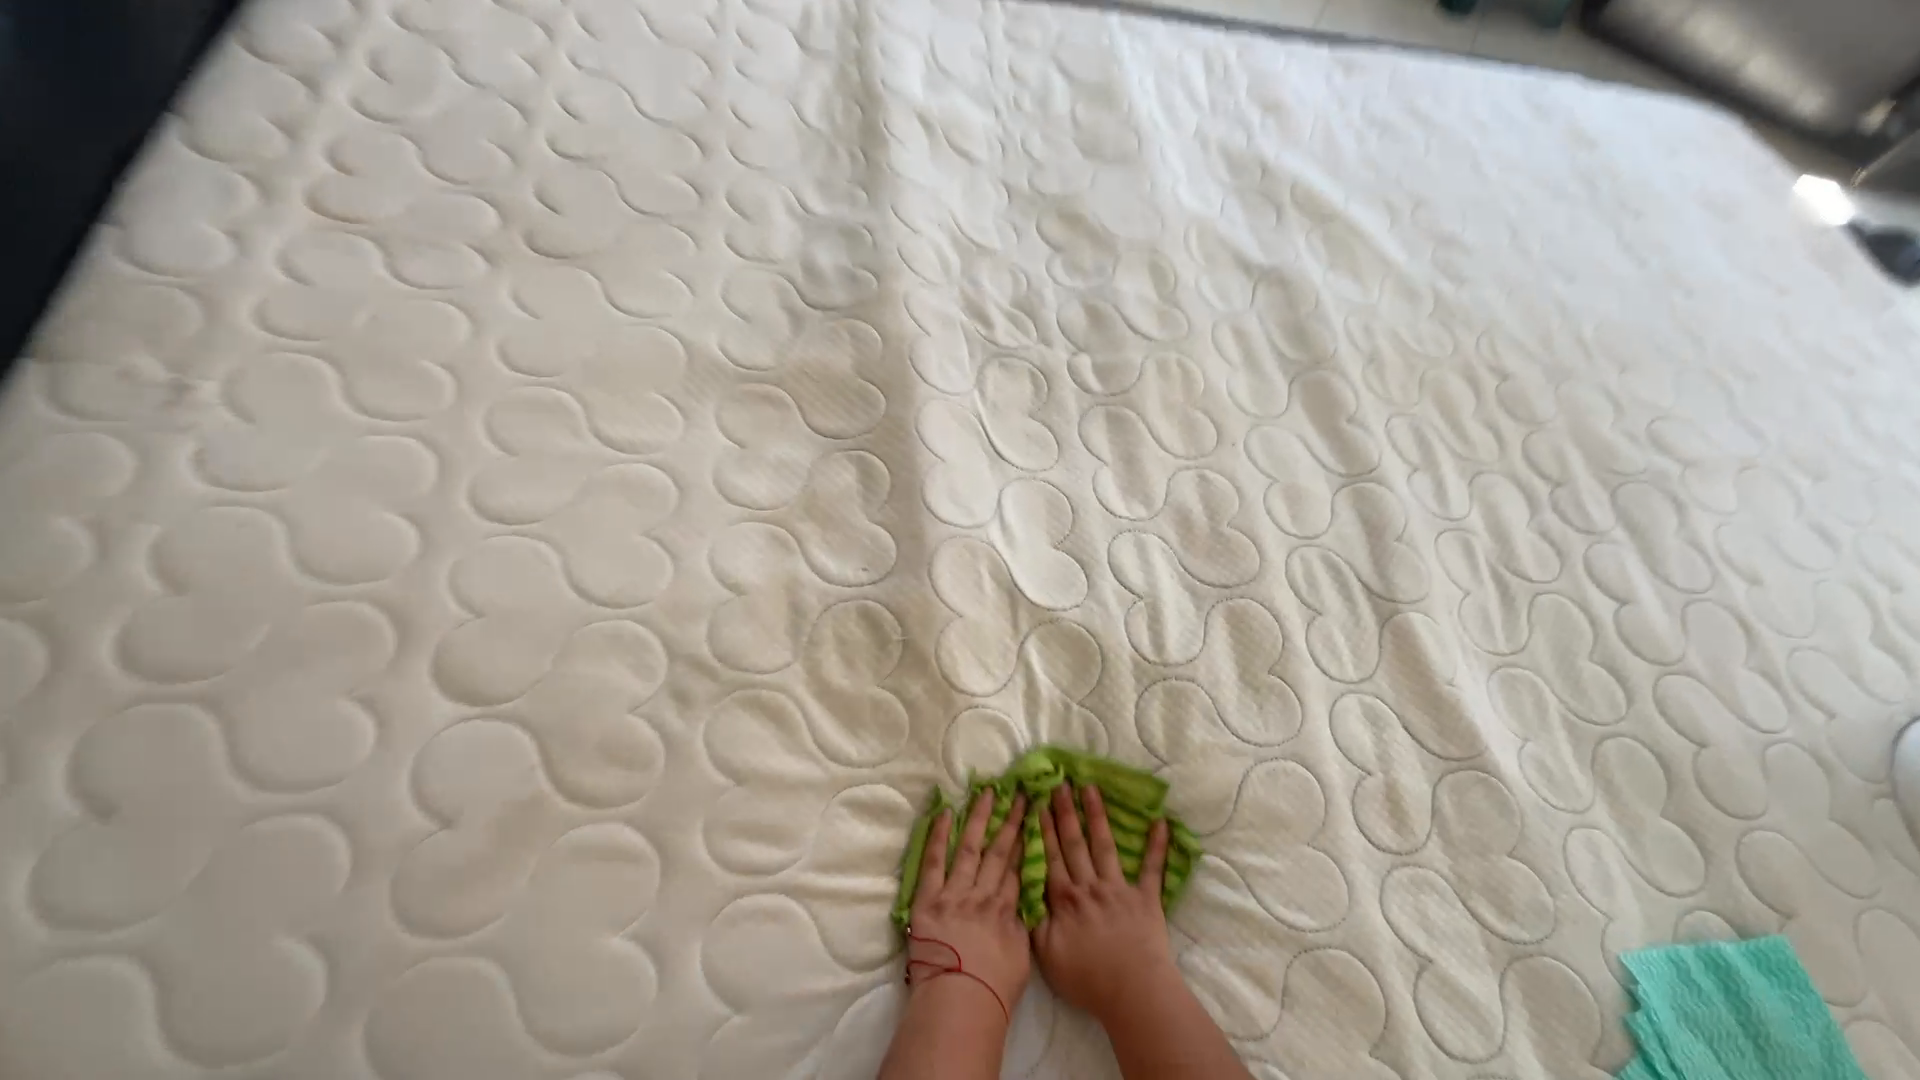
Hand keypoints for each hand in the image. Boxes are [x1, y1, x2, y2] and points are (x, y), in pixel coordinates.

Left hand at [906, 790, 1031, 1024]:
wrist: (961, 1001)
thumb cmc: (993, 990)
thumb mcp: (1020, 957)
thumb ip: (1019, 926)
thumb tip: (1021, 906)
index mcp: (1006, 910)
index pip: (1015, 868)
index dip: (1023, 841)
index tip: (1030, 817)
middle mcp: (983, 895)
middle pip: (998, 851)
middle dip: (1010, 821)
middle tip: (1019, 794)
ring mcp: (955, 894)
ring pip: (970, 847)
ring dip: (979, 818)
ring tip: (986, 792)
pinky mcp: (928, 899)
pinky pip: (934, 861)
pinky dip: (938, 836)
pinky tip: (944, 813)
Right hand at [1032, 783, 1177, 1023]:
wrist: (1133, 992)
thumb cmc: (1087, 979)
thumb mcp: (1046, 956)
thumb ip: (1034, 922)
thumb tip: (1023, 894)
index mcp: (1063, 898)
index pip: (1050, 856)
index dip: (1043, 828)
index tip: (1038, 801)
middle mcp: (1089, 885)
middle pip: (1074, 843)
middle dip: (1065, 812)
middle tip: (1060, 784)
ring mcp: (1119, 889)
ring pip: (1104, 845)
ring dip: (1097, 815)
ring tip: (1090, 788)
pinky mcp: (1146, 898)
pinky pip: (1152, 868)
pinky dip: (1157, 845)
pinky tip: (1160, 822)